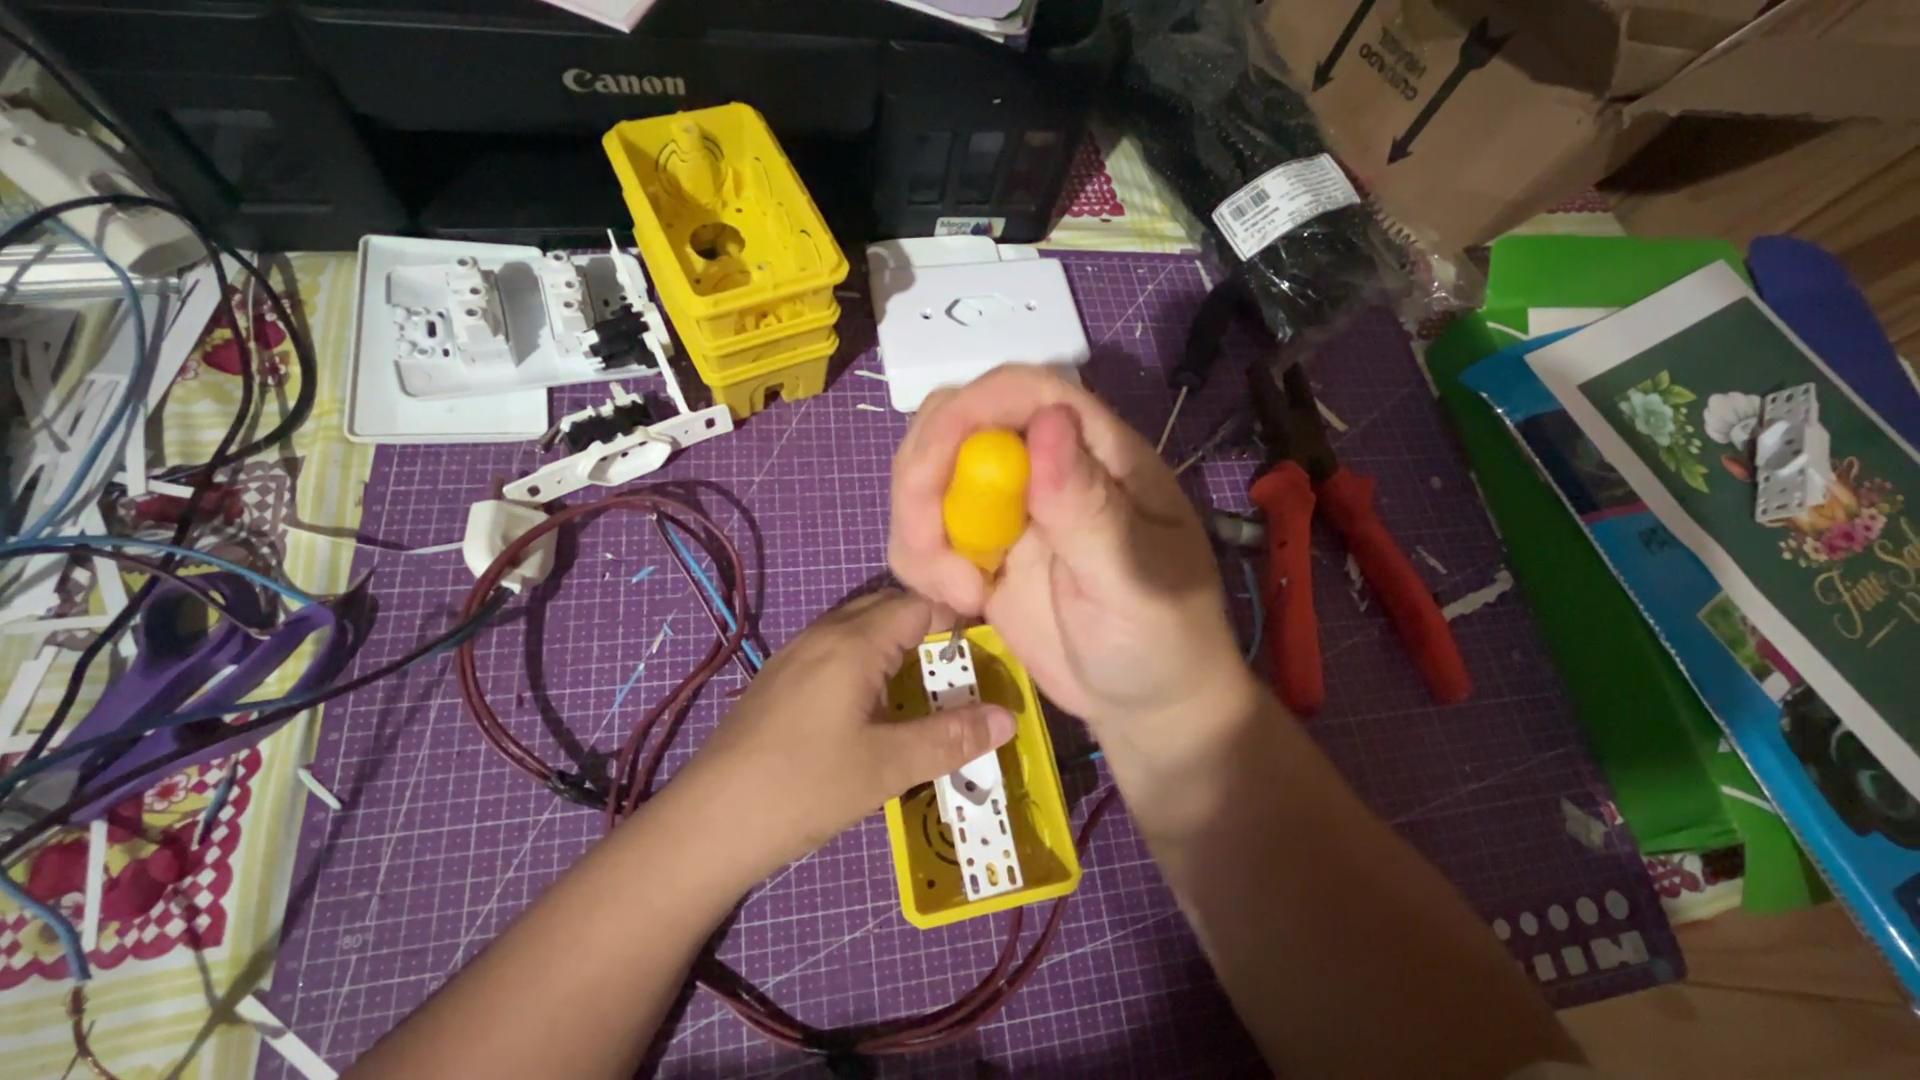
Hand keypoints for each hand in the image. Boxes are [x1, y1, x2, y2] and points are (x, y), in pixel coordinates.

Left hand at [672, 590, 1016, 869]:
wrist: (709, 823)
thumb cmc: (805, 787)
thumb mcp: (888, 766)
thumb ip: (951, 738)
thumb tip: (1009, 717)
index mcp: (852, 643)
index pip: (917, 604)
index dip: (957, 617)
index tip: (989, 644)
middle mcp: (821, 636)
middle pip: (885, 610)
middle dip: (929, 629)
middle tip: (964, 667)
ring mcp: (793, 657)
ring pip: (858, 631)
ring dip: (896, 647)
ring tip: (928, 687)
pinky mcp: (778, 683)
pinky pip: (835, 653)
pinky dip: (867, 664)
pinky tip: (875, 707)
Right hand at [889, 366, 1259, 752]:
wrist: (1145, 702)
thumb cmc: (1163, 640)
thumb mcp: (1134, 580)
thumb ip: (1088, 508)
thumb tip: (1049, 419)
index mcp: (1097, 454)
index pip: (1024, 391)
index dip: (969, 410)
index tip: (932, 469)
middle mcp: (1044, 467)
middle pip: (956, 423)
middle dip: (924, 476)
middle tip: (931, 547)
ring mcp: (1006, 508)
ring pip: (926, 476)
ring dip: (916, 528)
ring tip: (960, 592)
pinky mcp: (979, 550)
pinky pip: (922, 532)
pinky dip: (919, 561)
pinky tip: (961, 602)